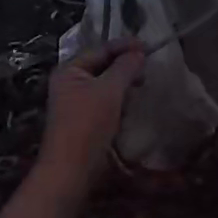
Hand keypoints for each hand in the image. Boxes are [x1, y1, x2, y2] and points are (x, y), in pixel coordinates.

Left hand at [37, 39, 145, 192]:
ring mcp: (75, 102)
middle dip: (124, 66)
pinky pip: (104, 102)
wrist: (71, 170)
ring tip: (141, 84)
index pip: (100, 50)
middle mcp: (69, 83)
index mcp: (69, 70)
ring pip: (105, 85)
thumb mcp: (109, 91)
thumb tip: (139, 52)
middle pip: (102, 66)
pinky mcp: (84, 121)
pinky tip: (130, 105)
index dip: (124, 46)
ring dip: (123, 84)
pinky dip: (118, 100)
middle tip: (147, 68)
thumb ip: (124, 68)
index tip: (148, 46)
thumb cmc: (88, 125)